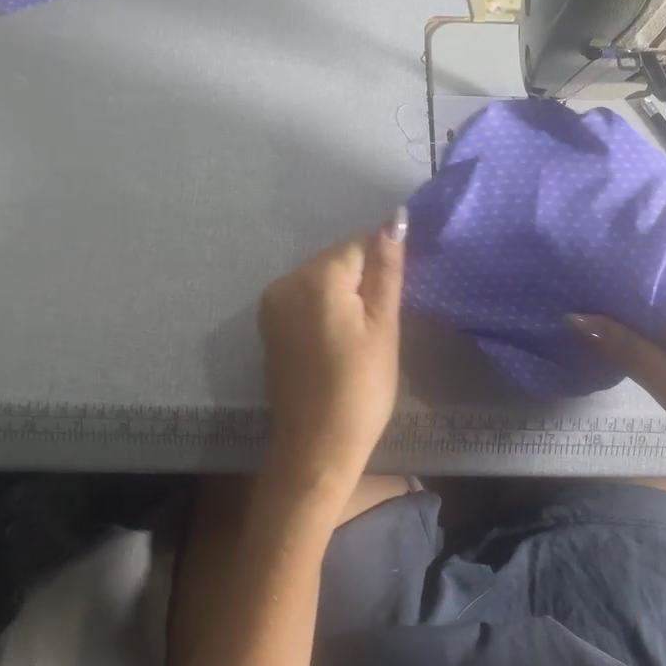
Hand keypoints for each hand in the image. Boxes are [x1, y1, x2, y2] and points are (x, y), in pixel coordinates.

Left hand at [257, 208, 407, 487]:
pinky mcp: (268, 325)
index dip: (382, 270)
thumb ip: (387, 269)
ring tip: (358, 338)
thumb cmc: (361, 388)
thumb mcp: (383, 327)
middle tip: (377, 327)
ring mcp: (272, 303)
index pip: (359, 245)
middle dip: (359, 282)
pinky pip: (303, 299)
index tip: (391, 305)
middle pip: (336, 260)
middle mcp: (287, 280)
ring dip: (341, 296)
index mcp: (317, 277)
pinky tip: (335, 344)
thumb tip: (396, 219)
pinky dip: (322, 310)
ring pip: (320, 279)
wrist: (316, 446)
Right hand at [569, 286, 665, 496]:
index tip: (575, 328)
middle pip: (657, 302)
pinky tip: (663, 368)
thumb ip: (627, 350)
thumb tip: (575, 317)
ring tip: (624, 363)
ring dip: (653, 339)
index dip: (607, 310)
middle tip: (596, 354)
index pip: (640, 291)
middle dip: (629, 326)